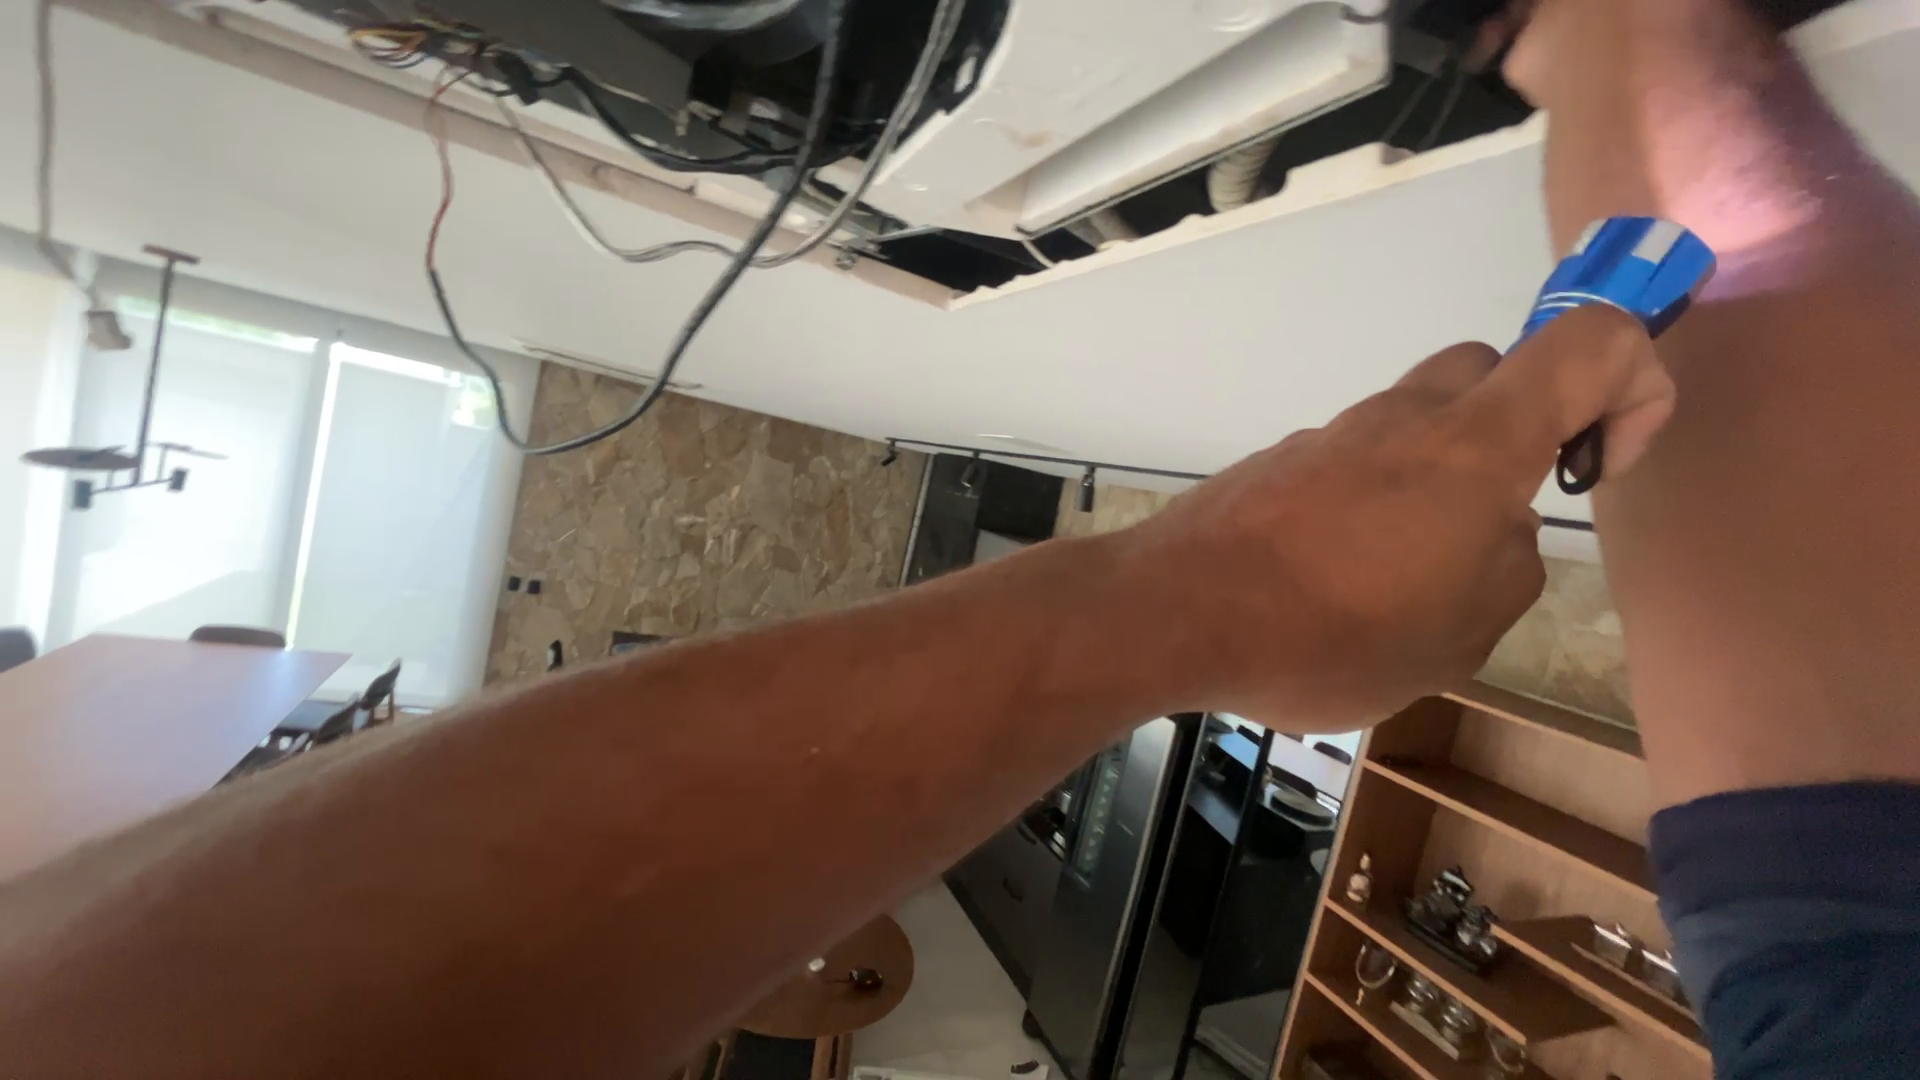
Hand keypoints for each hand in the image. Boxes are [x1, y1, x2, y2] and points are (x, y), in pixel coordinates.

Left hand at [1117, 306, 1672, 729]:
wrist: (1172, 614)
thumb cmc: (1325, 636)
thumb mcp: (1456, 640)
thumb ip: (1505, 571)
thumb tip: (1493, 532)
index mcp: (1468, 447)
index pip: (1587, 342)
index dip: (1631, 384)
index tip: (1598, 468)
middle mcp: (1393, 421)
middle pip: (1484, 374)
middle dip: (1515, 430)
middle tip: (1489, 524)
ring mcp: (1319, 439)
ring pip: (1403, 426)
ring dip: (1425, 480)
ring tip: (1396, 578)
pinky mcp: (1266, 467)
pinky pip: (1339, 464)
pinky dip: (1359, 500)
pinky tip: (1327, 577)